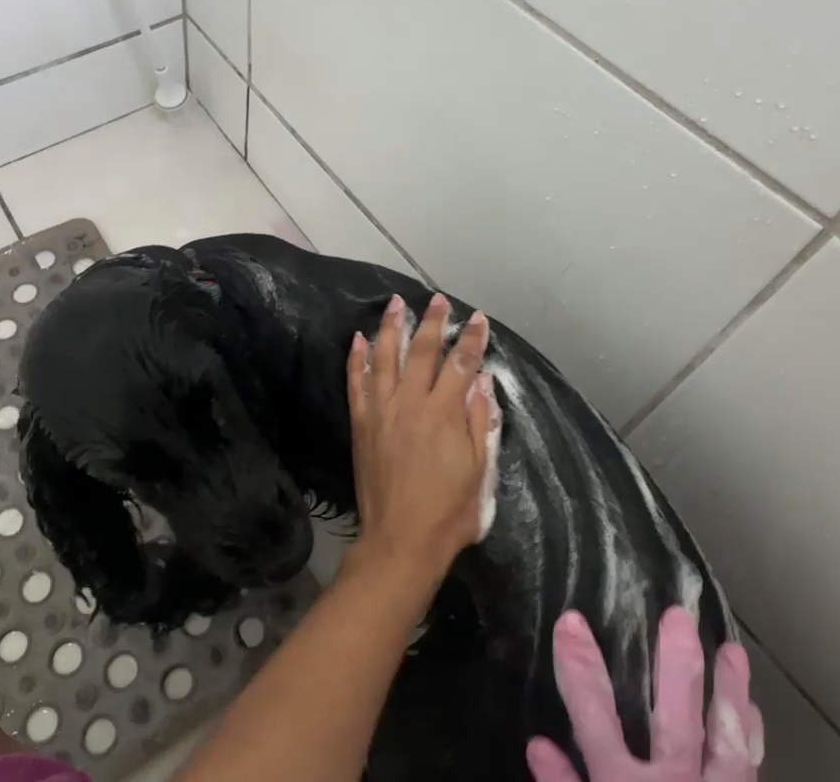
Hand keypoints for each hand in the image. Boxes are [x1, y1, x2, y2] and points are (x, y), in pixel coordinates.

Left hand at [344, 294, 497, 582]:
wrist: (400, 540)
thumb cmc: (449, 512)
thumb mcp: (481, 471)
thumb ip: (481, 422)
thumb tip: (482, 381)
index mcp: (445, 414)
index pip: (461, 364)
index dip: (471, 339)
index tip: (477, 318)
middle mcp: (411, 403)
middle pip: (423, 352)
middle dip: (433, 322)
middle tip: (439, 299)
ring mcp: (381, 411)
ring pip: (385, 358)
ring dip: (392, 328)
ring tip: (396, 303)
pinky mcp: (361, 423)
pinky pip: (357, 382)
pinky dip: (357, 358)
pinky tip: (359, 338)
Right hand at [528, 607, 763, 781]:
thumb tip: (540, 744)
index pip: (595, 719)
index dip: (581, 668)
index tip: (572, 621)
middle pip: (677, 723)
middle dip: (676, 668)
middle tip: (678, 616)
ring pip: (728, 744)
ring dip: (729, 695)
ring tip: (731, 649)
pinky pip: (749, 770)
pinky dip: (750, 736)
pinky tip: (750, 708)